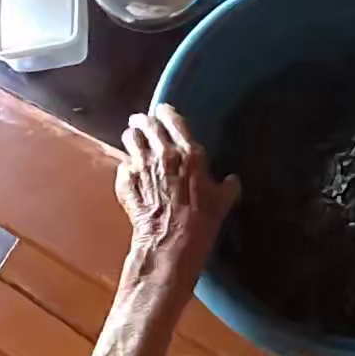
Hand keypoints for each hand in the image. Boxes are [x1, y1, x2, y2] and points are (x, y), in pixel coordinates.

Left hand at [116, 105, 239, 270]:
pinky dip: (127, 166)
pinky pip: (123, 164)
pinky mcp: (124, 181)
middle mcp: (162, 153)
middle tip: (143, 122)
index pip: (172, 119)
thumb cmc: (202, 222)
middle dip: (144, 121)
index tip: (163, 111)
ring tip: (134, 141)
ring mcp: (140, 166)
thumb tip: (231, 180)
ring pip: (129, 138)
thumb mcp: (223, 202)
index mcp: (188, 153)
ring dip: (132, 137)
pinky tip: (131, 173)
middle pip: (146, 123)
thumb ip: (227, 186)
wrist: (171, 244)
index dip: (166, 112)